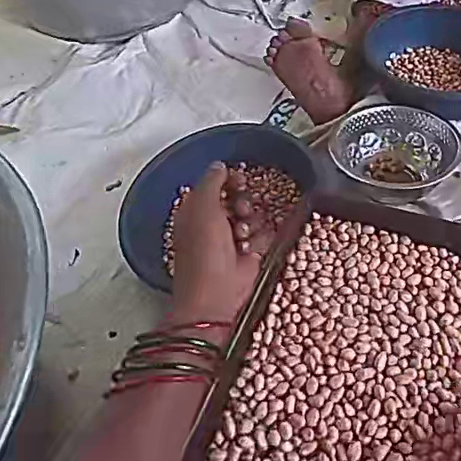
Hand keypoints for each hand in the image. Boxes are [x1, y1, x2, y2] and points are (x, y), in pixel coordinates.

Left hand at [165, 163, 274, 328]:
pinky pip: (263, 234)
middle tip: (240, 212)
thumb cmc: (203, 252)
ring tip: (241, 236)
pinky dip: (258, 240)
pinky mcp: (251, 252)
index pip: (216, 184)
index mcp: (196, 209)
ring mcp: (233, 238)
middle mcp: (214, 222)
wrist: (216, 295)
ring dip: (251, 223)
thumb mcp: (203, 208)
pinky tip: (248, 249)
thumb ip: (211, 181)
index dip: (229, 180)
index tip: (238, 181)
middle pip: (239, 198)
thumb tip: (220, 166)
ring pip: (254, 215)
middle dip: (243, 202)